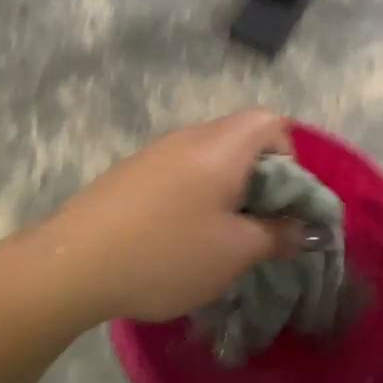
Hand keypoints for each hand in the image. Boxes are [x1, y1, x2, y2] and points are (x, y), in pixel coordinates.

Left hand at [35, 109, 300, 323]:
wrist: (75, 260)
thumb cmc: (166, 252)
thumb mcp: (234, 252)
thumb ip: (277, 235)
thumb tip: (307, 227)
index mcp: (221, 146)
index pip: (270, 122)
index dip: (291, 157)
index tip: (287, 204)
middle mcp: (190, 136)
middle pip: (241, 137)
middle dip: (263, 179)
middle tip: (263, 228)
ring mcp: (157, 151)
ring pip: (211, 157)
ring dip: (230, 191)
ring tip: (227, 239)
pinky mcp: (134, 171)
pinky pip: (183, 171)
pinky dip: (199, 196)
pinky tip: (185, 239)